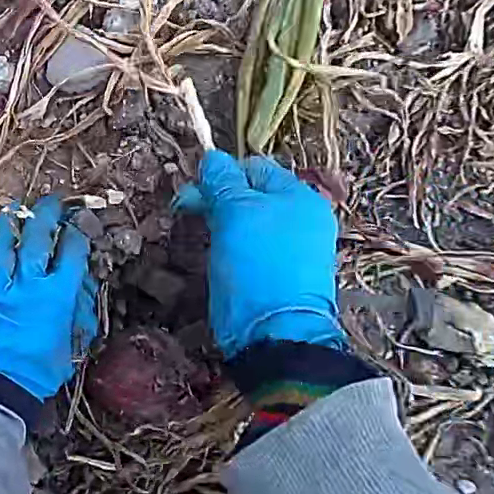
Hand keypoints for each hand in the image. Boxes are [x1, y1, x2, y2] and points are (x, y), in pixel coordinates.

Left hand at [0, 194, 97, 399]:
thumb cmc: (34, 374)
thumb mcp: (69, 345)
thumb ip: (78, 310)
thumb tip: (83, 284)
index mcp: (56, 297)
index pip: (71, 252)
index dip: (75, 235)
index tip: (75, 229)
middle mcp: (25, 285)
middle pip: (37, 236)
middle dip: (47, 214)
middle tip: (50, 203)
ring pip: (1, 242)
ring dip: (9, 222)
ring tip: (14, 211)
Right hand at [173, 150, 341, 357]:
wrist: (276, 335)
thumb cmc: (256, 267)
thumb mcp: (235, 214)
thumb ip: (223, 182)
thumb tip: (213, 158)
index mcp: (300, 197)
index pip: (254, 168)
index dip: (222, 176)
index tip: (194, 194)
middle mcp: (303, 219)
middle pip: (252, 195)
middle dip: (219, 201)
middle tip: (189, 213)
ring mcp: (297, 249)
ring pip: (251, 223)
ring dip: (225, 225)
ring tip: (207, 241)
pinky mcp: (285, 275)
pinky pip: (255, 248)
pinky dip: (236, 248)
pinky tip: (223, 260)